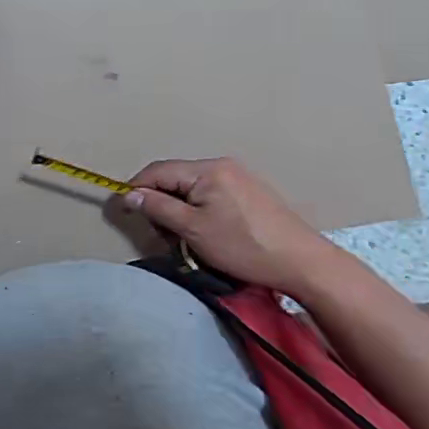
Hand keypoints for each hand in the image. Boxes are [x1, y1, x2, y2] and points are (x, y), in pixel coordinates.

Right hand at [125, 157, 344, 297]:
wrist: (303, 263)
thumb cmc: (244, 247)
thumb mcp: (194, 230)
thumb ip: (159, 208)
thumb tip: (129, 194)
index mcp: (207, 169)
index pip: (158, 170)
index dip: (137, 188)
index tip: (125, 211)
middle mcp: (222, 164)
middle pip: (175, 177)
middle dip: (160, 202)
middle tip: (161, 233)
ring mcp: (239, 177)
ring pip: (193, 187)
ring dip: (179, 208)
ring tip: (184, 237)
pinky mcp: (250, 192)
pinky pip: (211, 193)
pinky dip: (198, 210)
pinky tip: (205, 232)